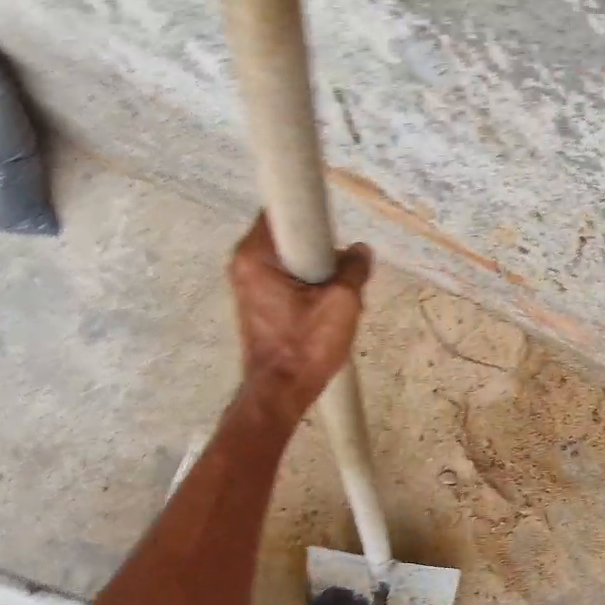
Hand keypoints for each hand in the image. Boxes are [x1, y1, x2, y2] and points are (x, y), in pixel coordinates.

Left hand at [227, 214, 372, 421]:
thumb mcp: (342, 304)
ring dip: (317, 276)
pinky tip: (325, 314)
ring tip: (337, 301)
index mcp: (255, 255)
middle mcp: (243, 264)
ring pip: (291, 264)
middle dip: (320, 254)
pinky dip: (307, 291)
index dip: (312, 219)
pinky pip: (286, 283)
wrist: (281, 392)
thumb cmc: (306, 346)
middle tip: (343, 277)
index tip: (335, 237)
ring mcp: (247, 286)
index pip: (282, 212)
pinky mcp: (257, 305)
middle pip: (289, 240)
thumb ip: (353, 271)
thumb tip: (360, 251)